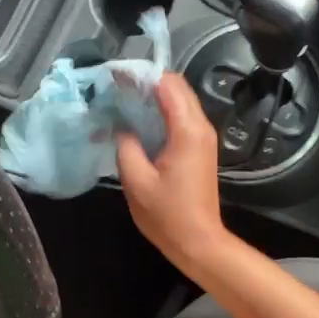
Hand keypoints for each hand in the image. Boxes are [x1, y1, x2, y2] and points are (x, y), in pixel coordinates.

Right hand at [116, 73, 235, 280]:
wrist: (198, 241)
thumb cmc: (168, 215)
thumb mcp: (137, 181)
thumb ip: (126, 147)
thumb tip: (122, 128)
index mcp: (187, 130)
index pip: (167, 84)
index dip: (141, 76)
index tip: (115, 78)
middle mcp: (200, 127)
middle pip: (176, 88)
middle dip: (146, 83)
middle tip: (115, 89)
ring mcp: (203, 138)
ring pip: (179, 102)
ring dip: (153, 98)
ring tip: (123, 103)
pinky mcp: (199, 149)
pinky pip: (180, 119)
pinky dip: (160, 114)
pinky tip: (139, 124)